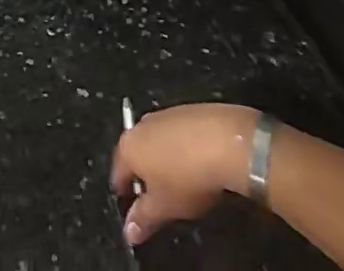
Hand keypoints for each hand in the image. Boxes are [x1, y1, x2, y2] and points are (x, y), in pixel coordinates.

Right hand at [111, 103, 259, 244]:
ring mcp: (163, 115)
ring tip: (182, 178)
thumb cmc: (188, 178)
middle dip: (144, 173)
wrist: (226, 142)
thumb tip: (128, 232)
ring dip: (164, 158)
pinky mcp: (186, 110)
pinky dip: (183, 146)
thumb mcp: (165, 207)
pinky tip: (198, 160)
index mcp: (128, 148)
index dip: (125, 193)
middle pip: (136, 154)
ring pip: (156, 141)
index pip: (117, 174)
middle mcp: (139, 127)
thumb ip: (144, 218)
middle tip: (160, 195)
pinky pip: (177, 132)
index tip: (134, 208)